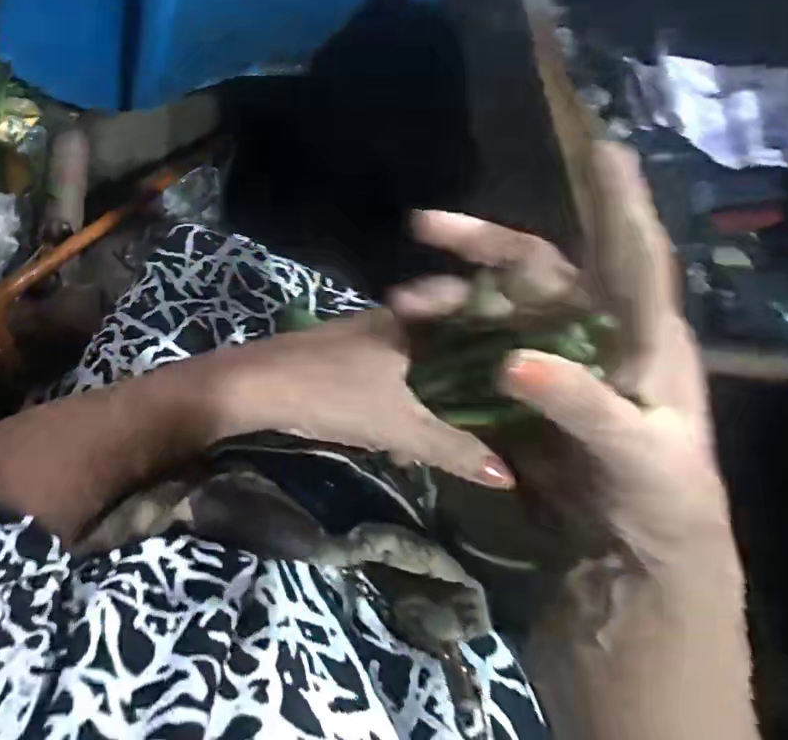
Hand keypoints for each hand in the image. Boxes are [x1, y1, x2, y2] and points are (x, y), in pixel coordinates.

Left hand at [207, 308, 518, 489]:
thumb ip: (456, 449)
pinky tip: (406, 425)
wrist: (251, 387)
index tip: (537, 360)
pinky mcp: (332, 353)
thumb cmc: (330, 395)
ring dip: (432, 388)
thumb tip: (509, 473)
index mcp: (408, 324)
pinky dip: (401, 393)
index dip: (502, 334)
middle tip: (507, 404)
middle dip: (469, 372)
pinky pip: (384, 370)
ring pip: (411, 358)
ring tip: (464, 423)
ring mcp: (355, 335)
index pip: (469, 315)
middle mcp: (384, 320)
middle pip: (442, 340)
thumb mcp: (401, 427)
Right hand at [389, 142, 733, 567]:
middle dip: (481, 242)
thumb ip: (581, 406)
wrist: (630, 554)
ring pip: (491, 300)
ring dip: (445, 291)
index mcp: (644, 340)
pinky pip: (469, 335)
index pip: (631, 259)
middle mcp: (593, 332)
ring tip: (399, 303)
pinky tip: (405, 320)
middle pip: (537, 268)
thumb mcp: (633, 459)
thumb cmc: (659, 501)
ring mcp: (548, 352)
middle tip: (423, 225)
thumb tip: (515, 361)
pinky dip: (437, 323)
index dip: (620, 202)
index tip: (605, 149)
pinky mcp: (514, 376)